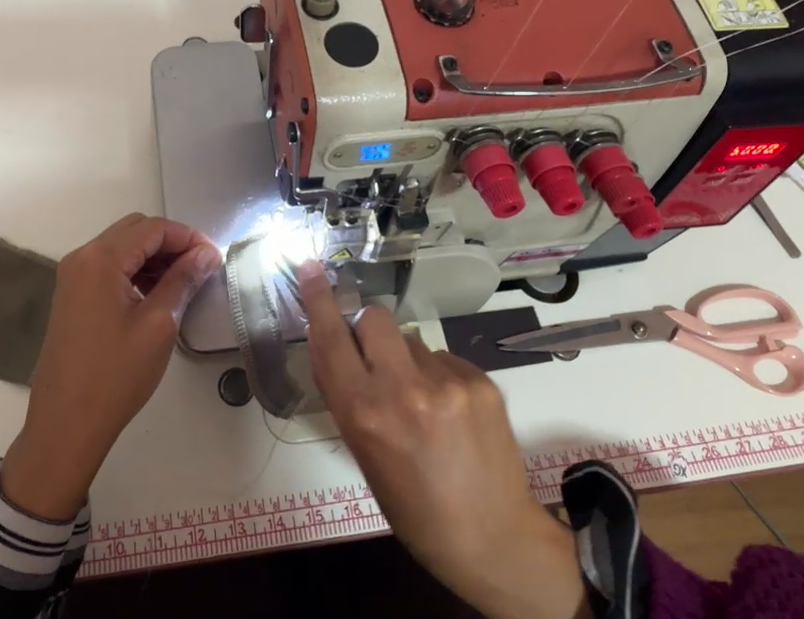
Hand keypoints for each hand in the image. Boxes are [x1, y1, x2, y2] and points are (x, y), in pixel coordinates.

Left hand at [0, 214, 221, 519]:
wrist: (66, 423)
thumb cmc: (116, 375)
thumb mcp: (159, 324)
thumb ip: (183, 280)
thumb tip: (206, 254)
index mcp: (100, 260)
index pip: (153, 228)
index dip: (188, 237)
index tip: (215, 258)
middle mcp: (81, 258)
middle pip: (135, 230)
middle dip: (171, 243)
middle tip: (200, 269)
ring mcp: (73, 277)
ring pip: (121, 247)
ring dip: (153, 257)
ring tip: (183, 284)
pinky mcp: (72, 296)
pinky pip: (109, 267)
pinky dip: (135, 271)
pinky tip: (155, 295)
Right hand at [298, 262, 588, 618]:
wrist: (492, 537)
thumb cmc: (414, 508)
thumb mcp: (364, 456)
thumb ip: (348, 397)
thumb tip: (338, 350)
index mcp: (365, 413)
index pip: (331, 339)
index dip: (318, 298)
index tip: (311, 267)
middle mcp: (405, 389)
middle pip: (375, 318)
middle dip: (368, 329)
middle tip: (374, 358)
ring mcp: (448, 382)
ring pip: (411, 340)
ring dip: (406, 359)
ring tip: (421, 404)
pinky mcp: (481, 381)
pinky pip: (444, 358)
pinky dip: (438, 375)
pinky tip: (449, 412)